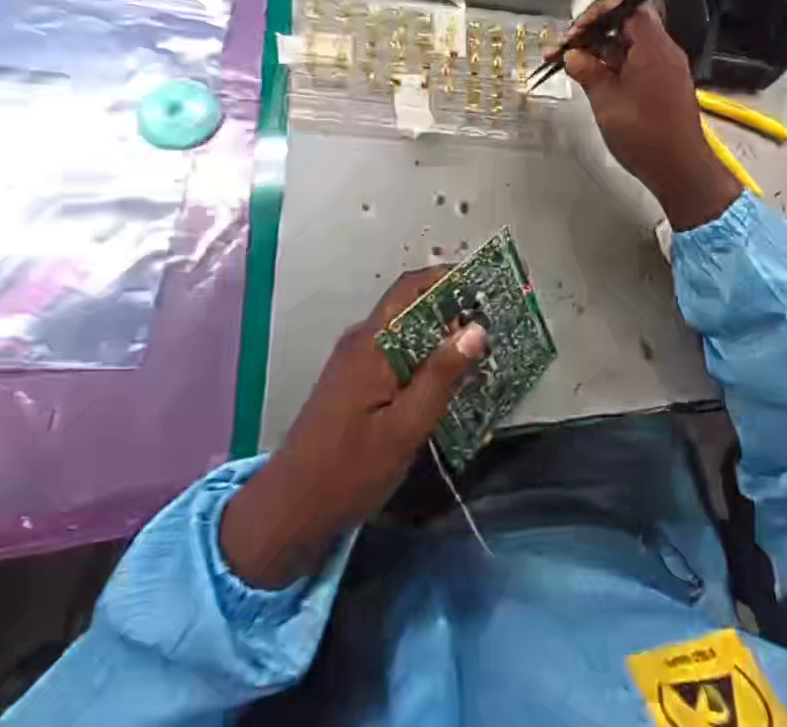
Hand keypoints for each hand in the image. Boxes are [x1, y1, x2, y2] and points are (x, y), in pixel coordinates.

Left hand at [220, 268, 488, 588]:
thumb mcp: (406, 428)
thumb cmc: (350, 469)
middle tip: (493, 326)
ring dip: (438, 338)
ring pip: (403, 335)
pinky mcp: (353, 384)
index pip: (409, 289)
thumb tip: (475, 329)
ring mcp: (354, 363)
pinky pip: (394, 357)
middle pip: (408, 310)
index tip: (484, 284)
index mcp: (370, 344)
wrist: (293, 506)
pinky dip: (422, 360)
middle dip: (450, 312)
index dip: (446, 279)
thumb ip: (440, 377)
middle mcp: (360, 343)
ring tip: (479, 352)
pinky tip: (447, 382)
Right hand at [560, 0, 740, 230]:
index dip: (599, 12)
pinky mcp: (661, 86)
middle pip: (626, 26)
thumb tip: (572, 55)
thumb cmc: (644, 134)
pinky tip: (590, 78)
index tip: (575, 29)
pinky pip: (634, 64)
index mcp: (654, 48)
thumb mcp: (606, 101)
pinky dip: (612, 66)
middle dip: (593, 33)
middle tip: (565, 48)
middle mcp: (663, 52)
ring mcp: (664, 69)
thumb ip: (588, 72)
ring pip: (628, 47)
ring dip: (599, 51)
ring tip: (569, 64)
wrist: (678, 167)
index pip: (629, 9)